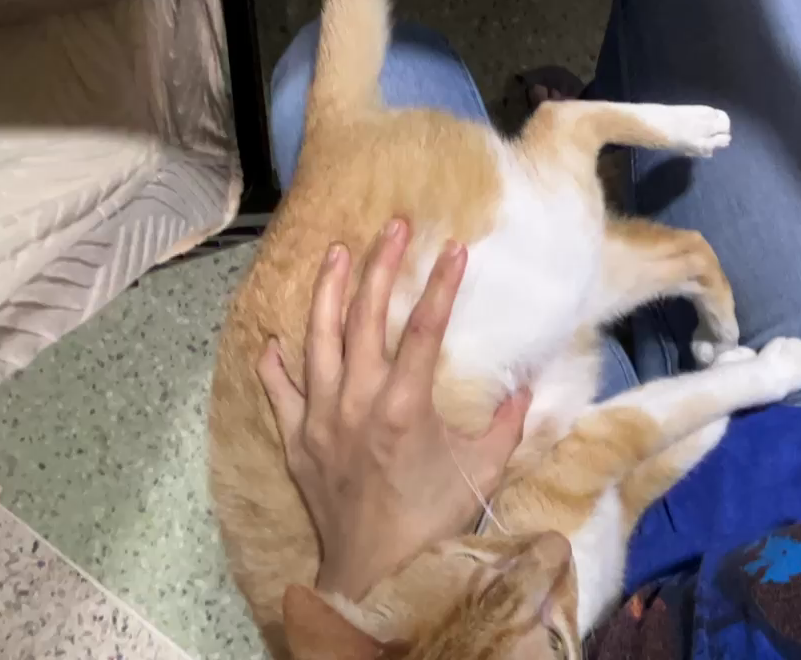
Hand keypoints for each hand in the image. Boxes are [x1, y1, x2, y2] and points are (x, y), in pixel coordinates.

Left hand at [256, 219, 531, 599]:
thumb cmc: (432, 517)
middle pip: (365, 318)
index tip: (454, 248)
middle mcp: (356, 401)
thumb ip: (507, 424)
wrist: (374, 574)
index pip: (424, 328)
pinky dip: (274, 366)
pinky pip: (279, 393)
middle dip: (381, 266)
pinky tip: (272, 340)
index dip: (441, 284)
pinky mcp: (297, 440)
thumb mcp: (482, 469)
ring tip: (336, 252)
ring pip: (319, 340)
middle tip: (394, 227)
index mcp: (403, 405)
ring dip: (327, 292)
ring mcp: (320, 418)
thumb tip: (527, 388)